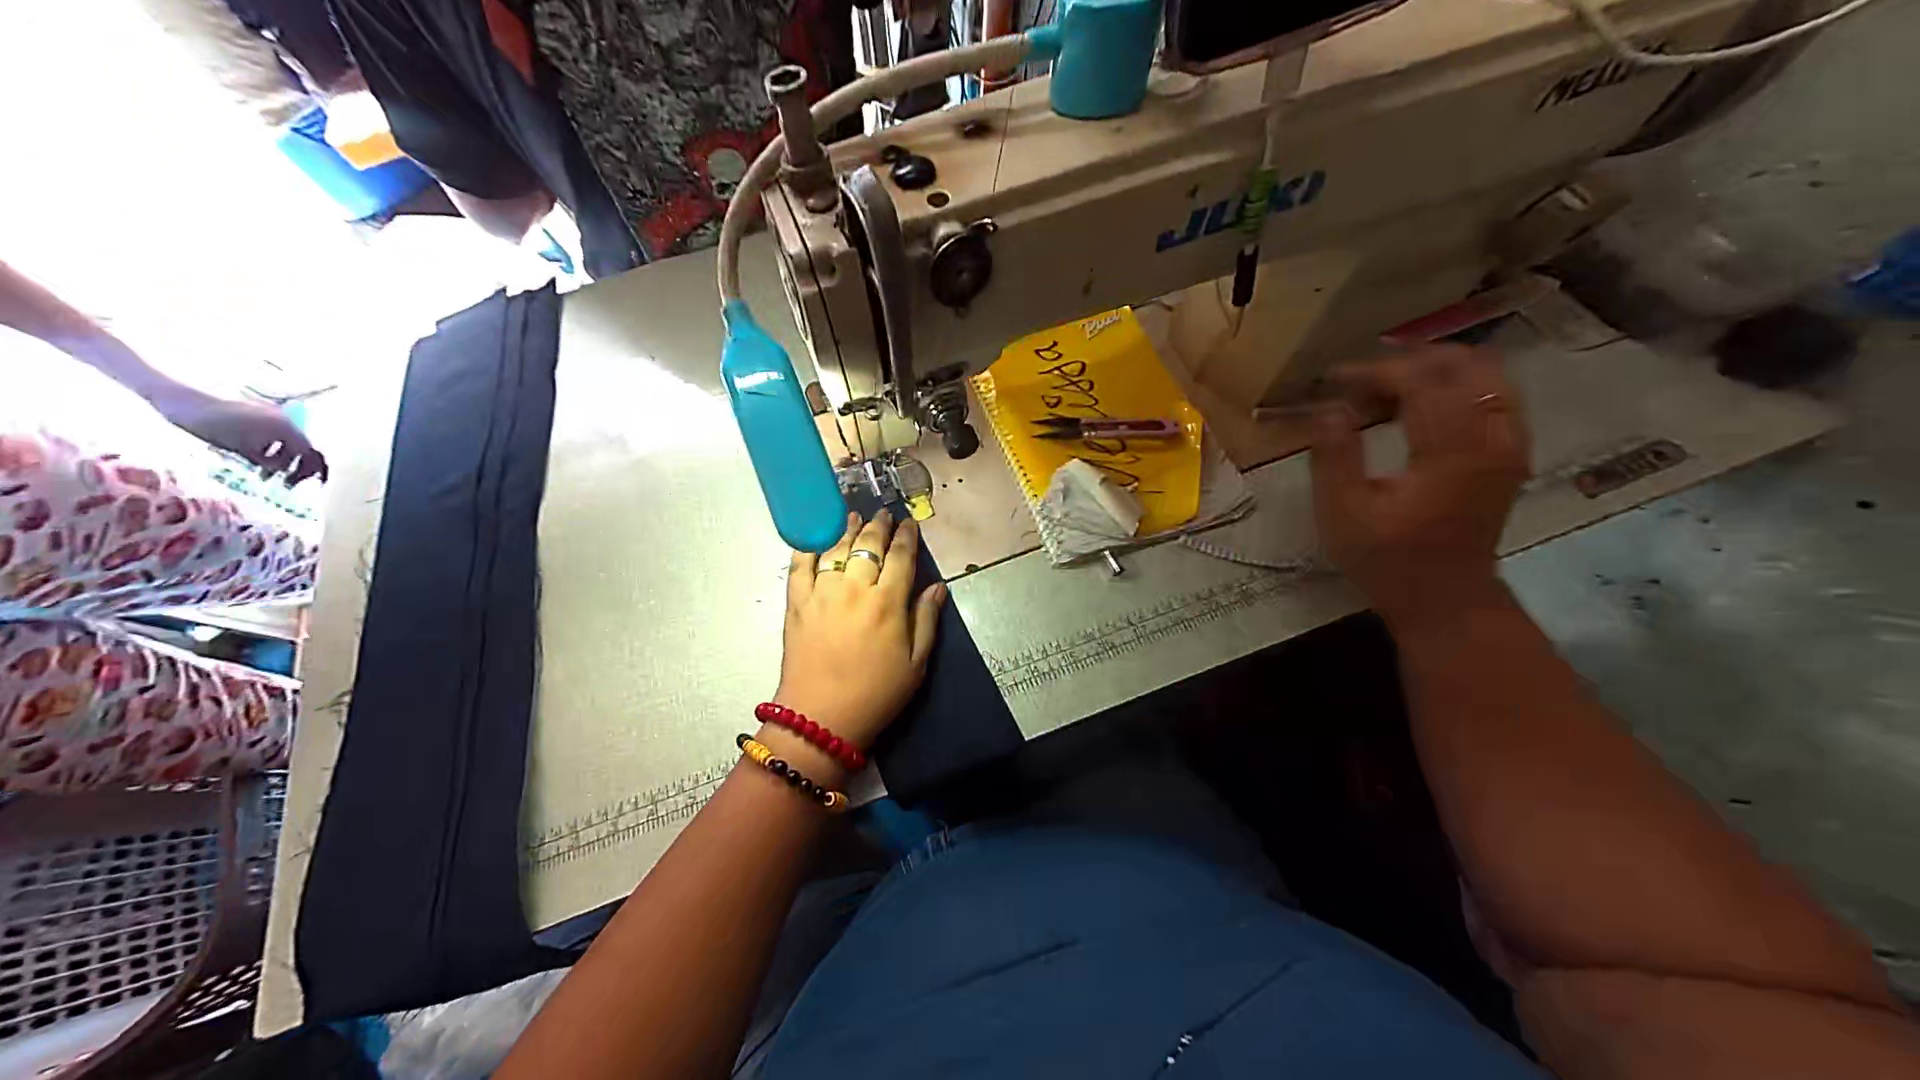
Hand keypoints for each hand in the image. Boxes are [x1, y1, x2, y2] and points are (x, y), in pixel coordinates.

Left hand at [153, 389, 328, 484]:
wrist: (182, 400)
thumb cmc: (213, 426)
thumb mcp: (244, 449)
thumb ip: (271, 462)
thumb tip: (285, 474)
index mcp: (287, 428)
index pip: (310, 453)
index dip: (309, 471)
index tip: (300, 486)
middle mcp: (285, 420)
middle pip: (302, 448)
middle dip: (295, 466)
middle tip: (284, 484)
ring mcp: (270, 415)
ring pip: (287, 443)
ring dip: (280, 460)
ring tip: (264, 474)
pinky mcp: (255, 415)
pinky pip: (273, 436)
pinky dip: (269, 450)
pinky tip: (254, 459)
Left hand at [775, 511, 946, 764]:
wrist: (821, 719)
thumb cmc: (876, 694)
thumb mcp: (916, 663)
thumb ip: (927, 620)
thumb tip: (937, 587)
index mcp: (888, 603)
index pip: (901, 557)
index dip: (907, 537)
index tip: (910, 524)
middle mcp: (855, 589)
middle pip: (868, 545)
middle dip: (878, 525)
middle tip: (883, 514)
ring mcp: (822, 593)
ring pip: (836, 548)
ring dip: (847, 528)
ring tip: (853, 516)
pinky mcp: (796, 603)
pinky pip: (800, 564)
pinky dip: (809, 546)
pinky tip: (817, 535)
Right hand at [1309, 345, 1529, 625]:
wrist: (1445, 597)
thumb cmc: (1388, 559)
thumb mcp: (1343, 513)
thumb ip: (1334, 456)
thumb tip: (1328, 408)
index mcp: (1451, 452)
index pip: (1420, 382)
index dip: (1374, 372)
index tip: (1334, 379)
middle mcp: (1493, 437)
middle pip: (1465, 364)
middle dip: (1409, 361)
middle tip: (1363, 378)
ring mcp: (1511, 443)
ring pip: (1487, 374)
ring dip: (1436, 370)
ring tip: (1390, 386)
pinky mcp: (1511, 452)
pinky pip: (1495, 395)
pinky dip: (1458, 387)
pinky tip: (1422, 404)